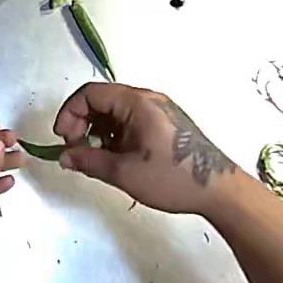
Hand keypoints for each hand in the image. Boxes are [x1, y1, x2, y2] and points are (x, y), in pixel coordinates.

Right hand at [54, 83, 248, 215]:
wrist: (218, 189)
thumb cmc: (173, 178)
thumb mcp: (124, 173)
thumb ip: (89, 162)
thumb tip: (64, 158)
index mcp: (137, 103)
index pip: (90, 93)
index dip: (69, 113)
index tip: (63, 139)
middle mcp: (148, 99)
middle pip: (102, 100)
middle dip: (82, 123)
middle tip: (77, 151)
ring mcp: (158, 110)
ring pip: (115, 112)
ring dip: (98, 131)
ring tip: (96, 158)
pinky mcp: (164, 123)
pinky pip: (130, 121)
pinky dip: (115, 135)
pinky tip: (115, 158)